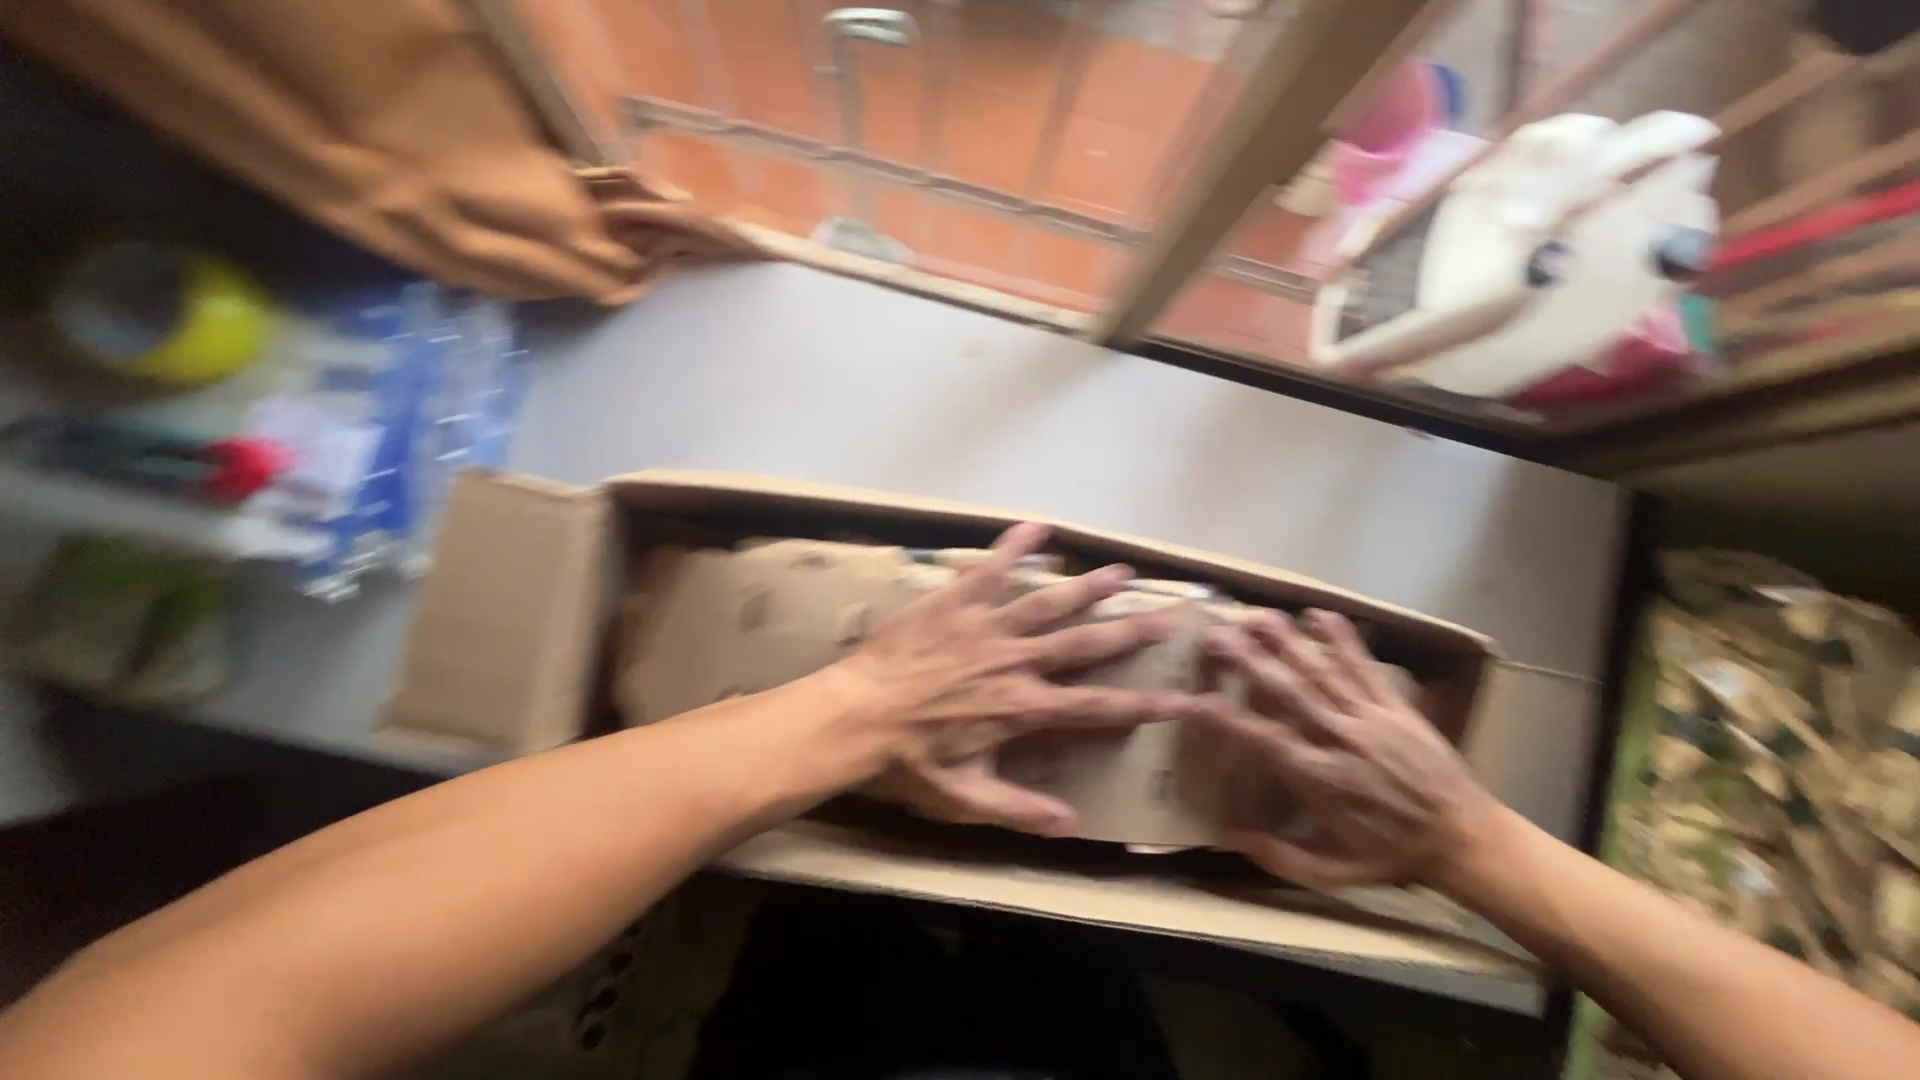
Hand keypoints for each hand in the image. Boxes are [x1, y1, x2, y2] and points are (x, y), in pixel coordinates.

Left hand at [827, 522, 1215, 836]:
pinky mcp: (956, 602)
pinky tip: (1039, 525)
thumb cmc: (910, 758)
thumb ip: (1020, 808)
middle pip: (1085, 645)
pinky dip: (1014, 546)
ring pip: (1049, 603)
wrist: (857, 714)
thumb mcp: (966, 795)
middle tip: (1168, 618)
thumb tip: (1071, 825)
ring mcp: (988, 627)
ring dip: (1088, 587)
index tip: (1182, 700)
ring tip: (1121, 571)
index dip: (1143, 706)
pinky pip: (990, 569)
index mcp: (1024, 708)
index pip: (1097, 707)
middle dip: (1130, 632)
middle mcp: (1017, 662)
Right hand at [1198, 609, 1499, 886]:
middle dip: (1252, 663)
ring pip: (1323, 673)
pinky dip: (1343, 640)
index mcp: (1322, 781)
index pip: (1267, 741)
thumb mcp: (1335, 872)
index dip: (1229, 720)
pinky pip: (1365, 669)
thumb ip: (1281, 856)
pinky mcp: (1395, 707)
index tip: (1196, 699)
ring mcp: (1371, 719)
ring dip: (1288, 642)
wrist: (1466, 839)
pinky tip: (1319, 614)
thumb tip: (1227, 834)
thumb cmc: (1392, 855)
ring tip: (1257, 615)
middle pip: (1291, 694)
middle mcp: (1342, 741)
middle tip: (1218, 636)